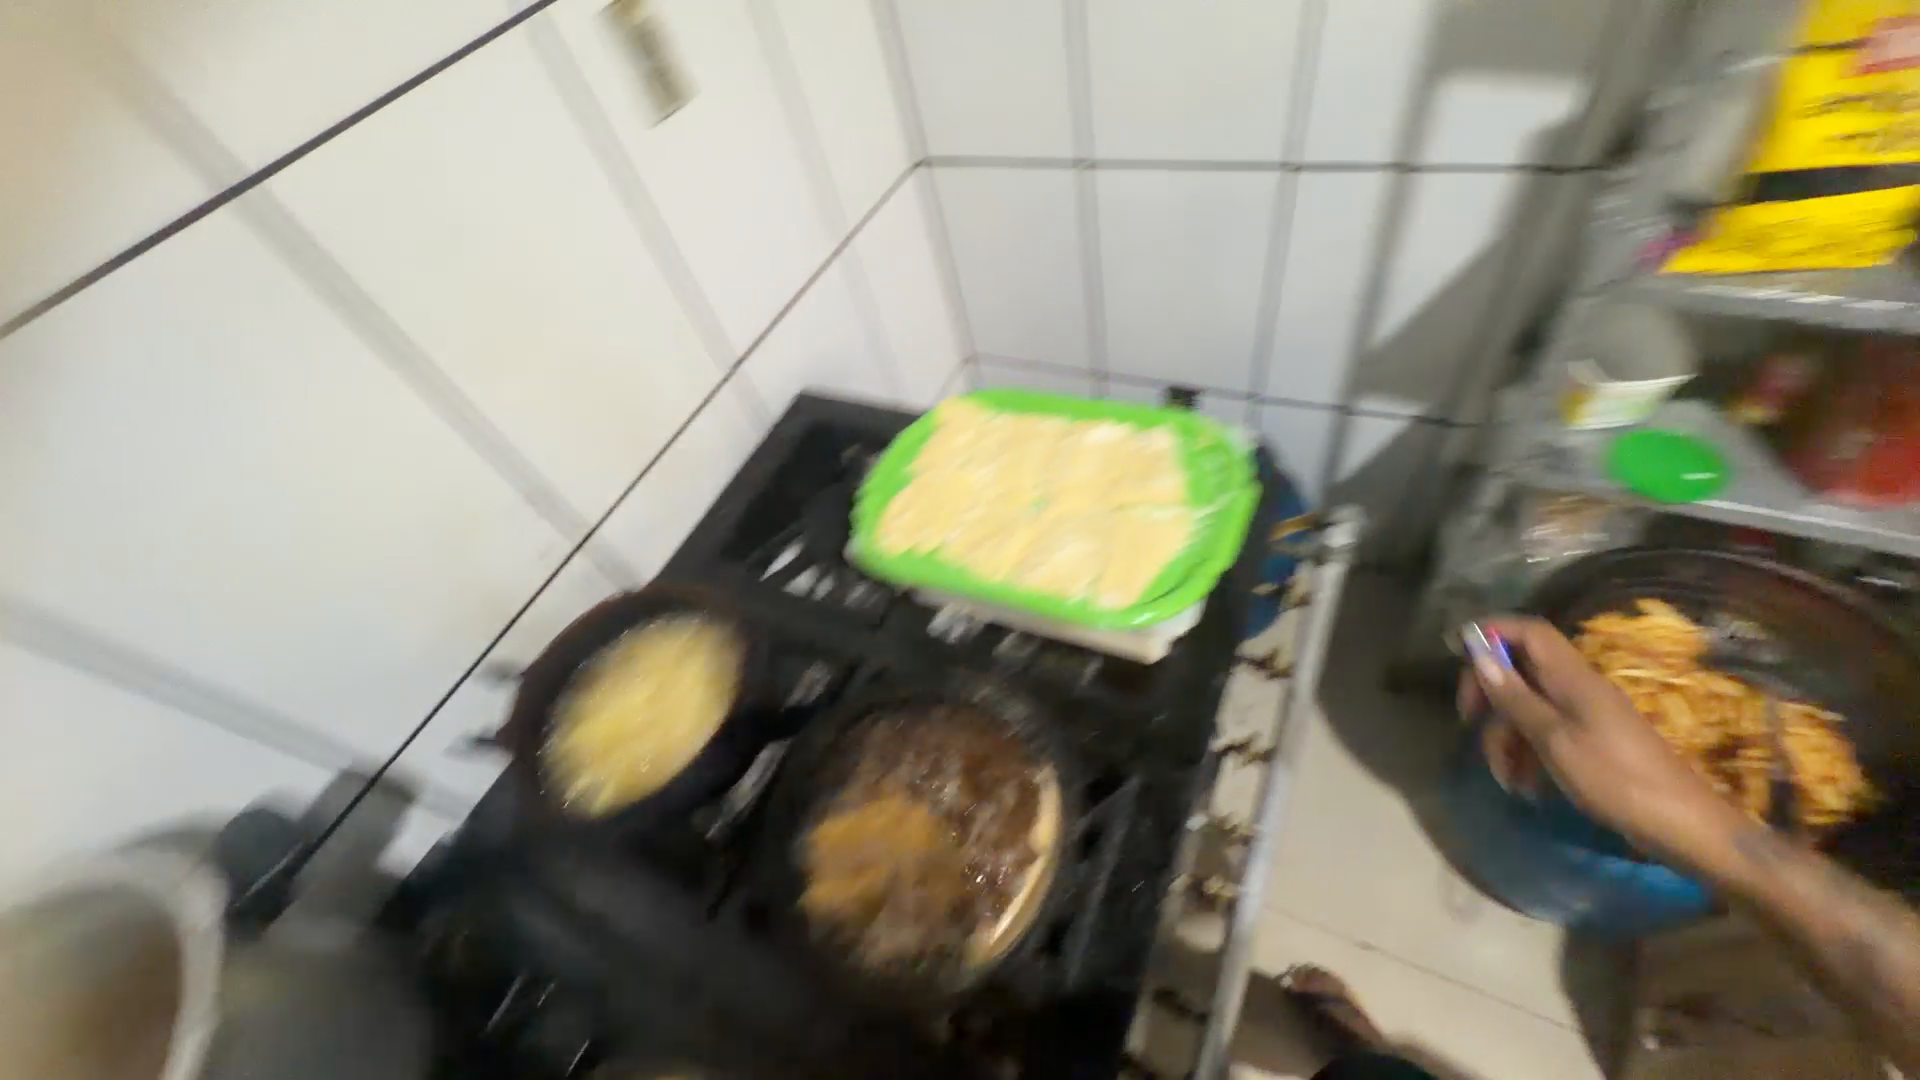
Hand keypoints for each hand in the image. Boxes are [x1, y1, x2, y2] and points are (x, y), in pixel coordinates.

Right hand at [1458, 617, 1747, 871]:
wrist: (1684, 829)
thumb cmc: (1616, 778)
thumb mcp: (1553, 739)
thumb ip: (1514, 697)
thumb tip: (1480, 658)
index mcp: (1572, 678)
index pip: (1529, 631)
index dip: (1491, 631)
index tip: (1455, 650)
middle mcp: (1576, 689)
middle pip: (1518, 671)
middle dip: (1487, 695)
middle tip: (1467, 721)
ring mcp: (1582, 716)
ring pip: (1524, 709)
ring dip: (1504, 739)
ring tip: (1506, 778)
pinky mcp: (1587, 742)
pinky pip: (1542, 735)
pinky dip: (1526, 756)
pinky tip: (1525, 787)